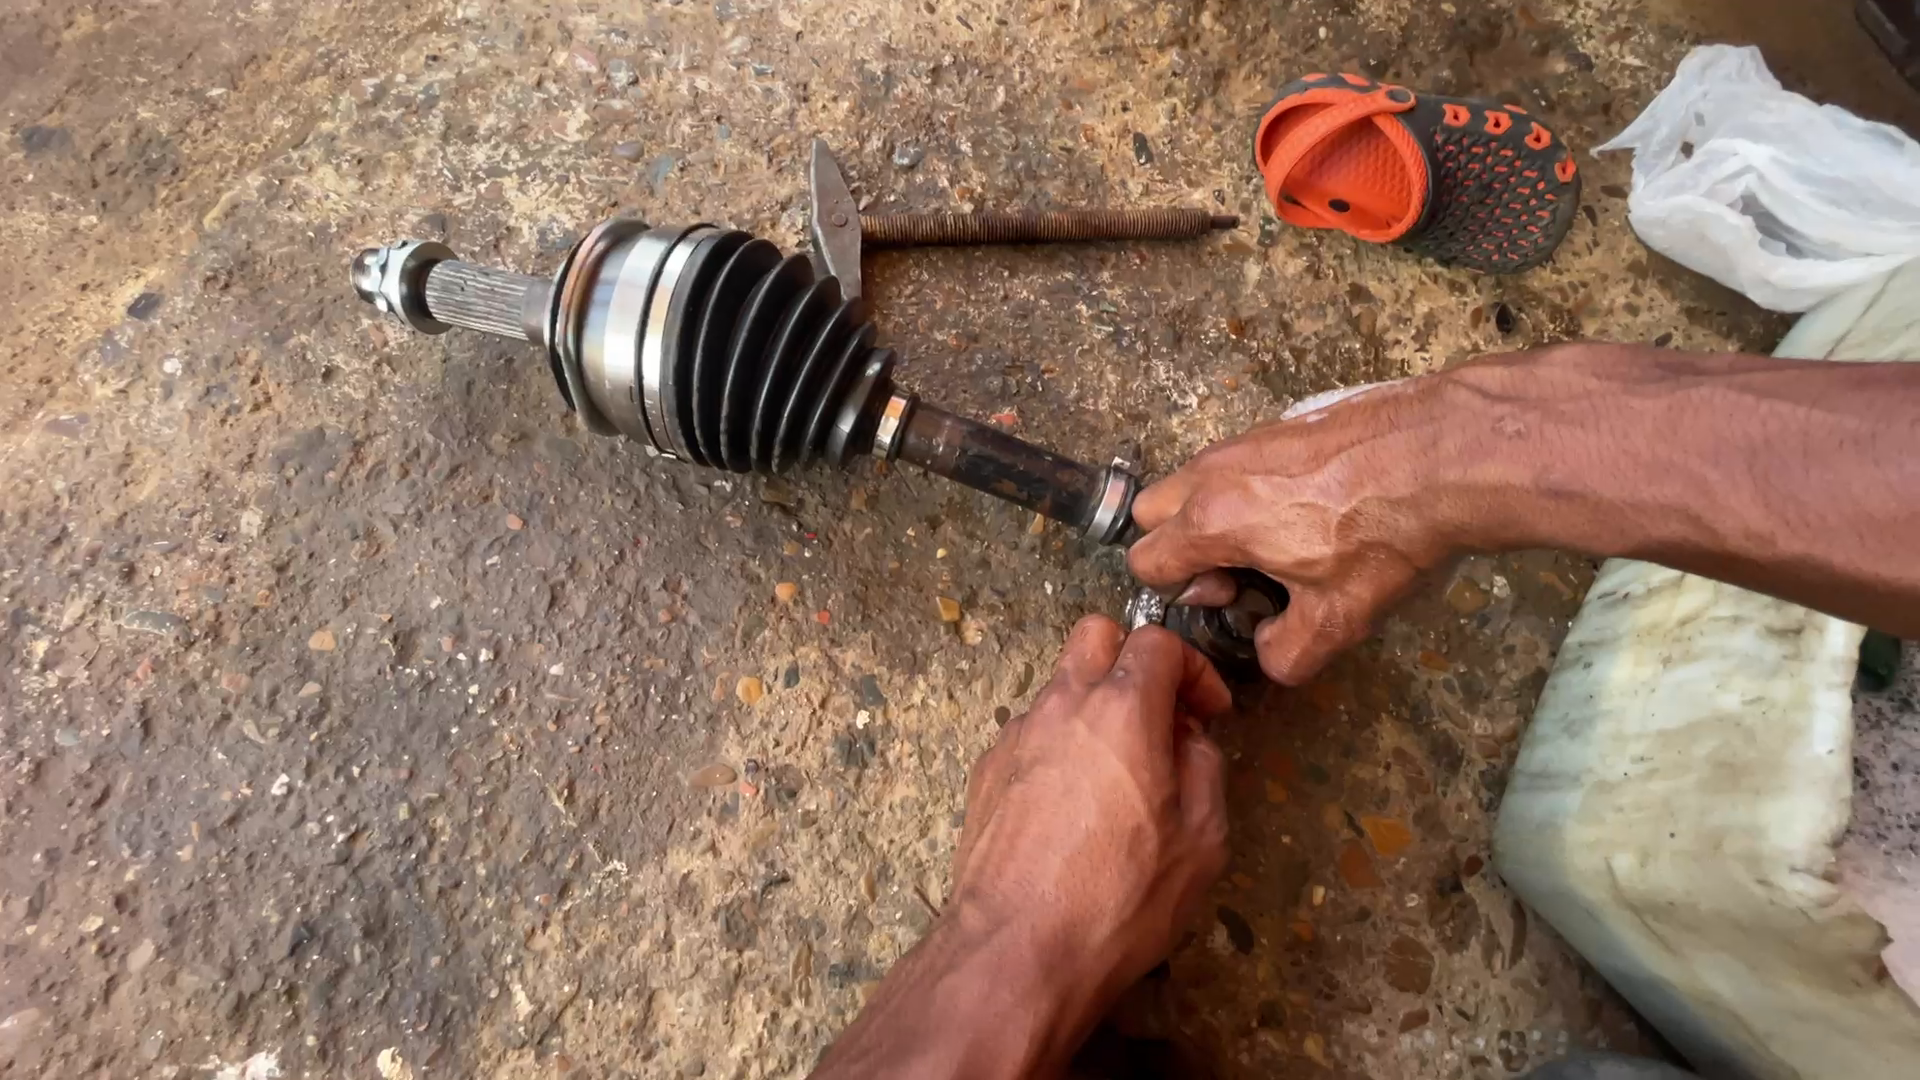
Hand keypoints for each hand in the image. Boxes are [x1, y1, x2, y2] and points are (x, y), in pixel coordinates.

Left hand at [809, 617, 1231, 1079]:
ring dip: (1095, 706)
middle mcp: (1062, 704)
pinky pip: (1032, 731)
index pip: (1157, 642)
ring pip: (1060, 685)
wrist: (1015, 946)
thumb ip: (1203, 765)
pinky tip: (1069, 805)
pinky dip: (1060, 744)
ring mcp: (1017, 733)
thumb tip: (1186, 735)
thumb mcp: (1201, 839)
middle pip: (1094, 634)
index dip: (1194, 668)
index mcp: (1121, 709)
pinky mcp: (988, 767)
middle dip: (1132, 658)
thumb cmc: (1121, 896)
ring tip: (1116, 773)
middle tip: (1157, 715)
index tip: (1209, 712)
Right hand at [1127, 375, 1470, 684]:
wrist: (1448, 450)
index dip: (1178, 589)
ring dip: (1211, 511)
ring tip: (1277, 530)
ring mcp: (1242, 440)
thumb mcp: (1339, 618)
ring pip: (1191, 480)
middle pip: (1149, 511)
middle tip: (1237, 561)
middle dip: (1175, 542)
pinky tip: (1311, 498)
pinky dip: (1247, 484)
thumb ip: (1287, 653)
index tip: (1230, 594)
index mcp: (1212, 522)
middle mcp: (1212, 473)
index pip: (1145, 559)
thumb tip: (1271, 652)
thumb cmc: (1384, 534)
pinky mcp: (1276, 421)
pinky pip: (1234, 458)